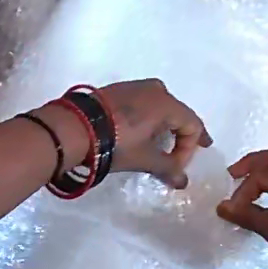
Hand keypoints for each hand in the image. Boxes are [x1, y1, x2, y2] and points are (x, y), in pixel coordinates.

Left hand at [37, 80, 210, 189]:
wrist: (75, 127)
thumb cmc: (117, 143)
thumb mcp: (144, 159)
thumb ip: (168, 169)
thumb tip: (183, 181)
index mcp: (167, 103)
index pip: (192, 125)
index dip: (190, 149)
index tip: (176, 167)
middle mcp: (154, 89)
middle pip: (178, 113)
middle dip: (183, 133)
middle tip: (187, 148)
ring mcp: (134, 87)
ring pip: (160, 107)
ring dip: (165, 125)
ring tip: (163, 141)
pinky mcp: (117, 90)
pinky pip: (142, 104)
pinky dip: (148, 118)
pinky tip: (141, 130)